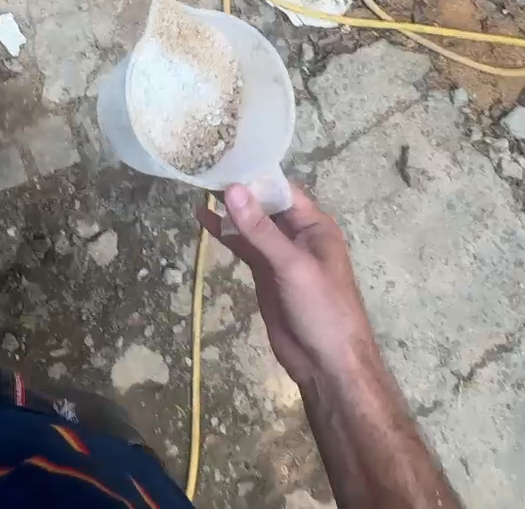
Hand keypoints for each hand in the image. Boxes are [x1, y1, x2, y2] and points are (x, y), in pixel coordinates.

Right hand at [196, 183, 373, 388]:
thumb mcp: (292, 265)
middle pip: (263, 203)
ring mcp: (278, 253)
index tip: (220, 158)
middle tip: (201, 168)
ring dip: (227, 209)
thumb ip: (260, 229)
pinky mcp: (264, 271)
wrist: (328, 366)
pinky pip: (243, 244)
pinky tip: (203, 219)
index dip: (252, 175)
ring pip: (249, 223)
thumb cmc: (323, 310)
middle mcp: (296, 233)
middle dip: (236, 189)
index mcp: (314, 225)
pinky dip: (224, 232)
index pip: (280, 189)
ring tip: (196, 187)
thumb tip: (232, 188)